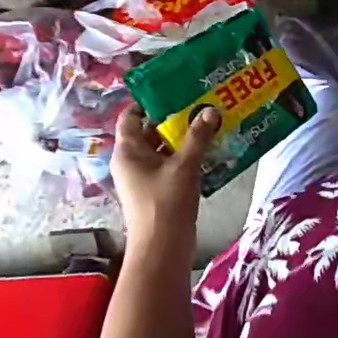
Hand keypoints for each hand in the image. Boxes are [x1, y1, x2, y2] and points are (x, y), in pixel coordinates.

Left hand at [111, 104, 219, 255]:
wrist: (162, 249)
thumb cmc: (166, 203)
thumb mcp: (184, 166)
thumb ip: (198, 137)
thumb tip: (210, 110)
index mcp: (127, 151)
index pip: (130, 117)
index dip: (147, 102)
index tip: (172, 89)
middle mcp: (131, 161)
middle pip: (149, 131)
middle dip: (173, 118)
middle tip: (199, 102)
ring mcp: (144, 177)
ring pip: (162, 149)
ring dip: (182, 138)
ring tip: (208, 122)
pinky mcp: (158, 190)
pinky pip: (170, 165)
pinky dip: (185, 156)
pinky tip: (208, 149)